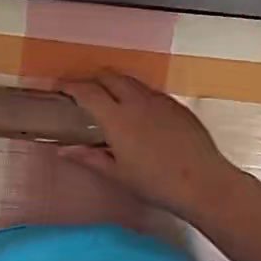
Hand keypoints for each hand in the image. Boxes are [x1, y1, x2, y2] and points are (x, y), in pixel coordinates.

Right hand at [58, 71, 247, 224]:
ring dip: (113, 81)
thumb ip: (89, 158)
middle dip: (91, 78)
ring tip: (104, 93)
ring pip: (131, 80)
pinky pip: (149, 91)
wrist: (203, 183)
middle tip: (79, 87)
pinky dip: (134, 91)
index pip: (88, 92)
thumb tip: (64, 150)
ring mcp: (160, 101)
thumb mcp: (117, 174)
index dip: (70, 86)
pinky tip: (135, 108)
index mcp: (118, 118)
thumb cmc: (155, 183)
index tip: (58, 86)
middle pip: (109, 77)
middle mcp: (137, 102)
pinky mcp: (177, 106)